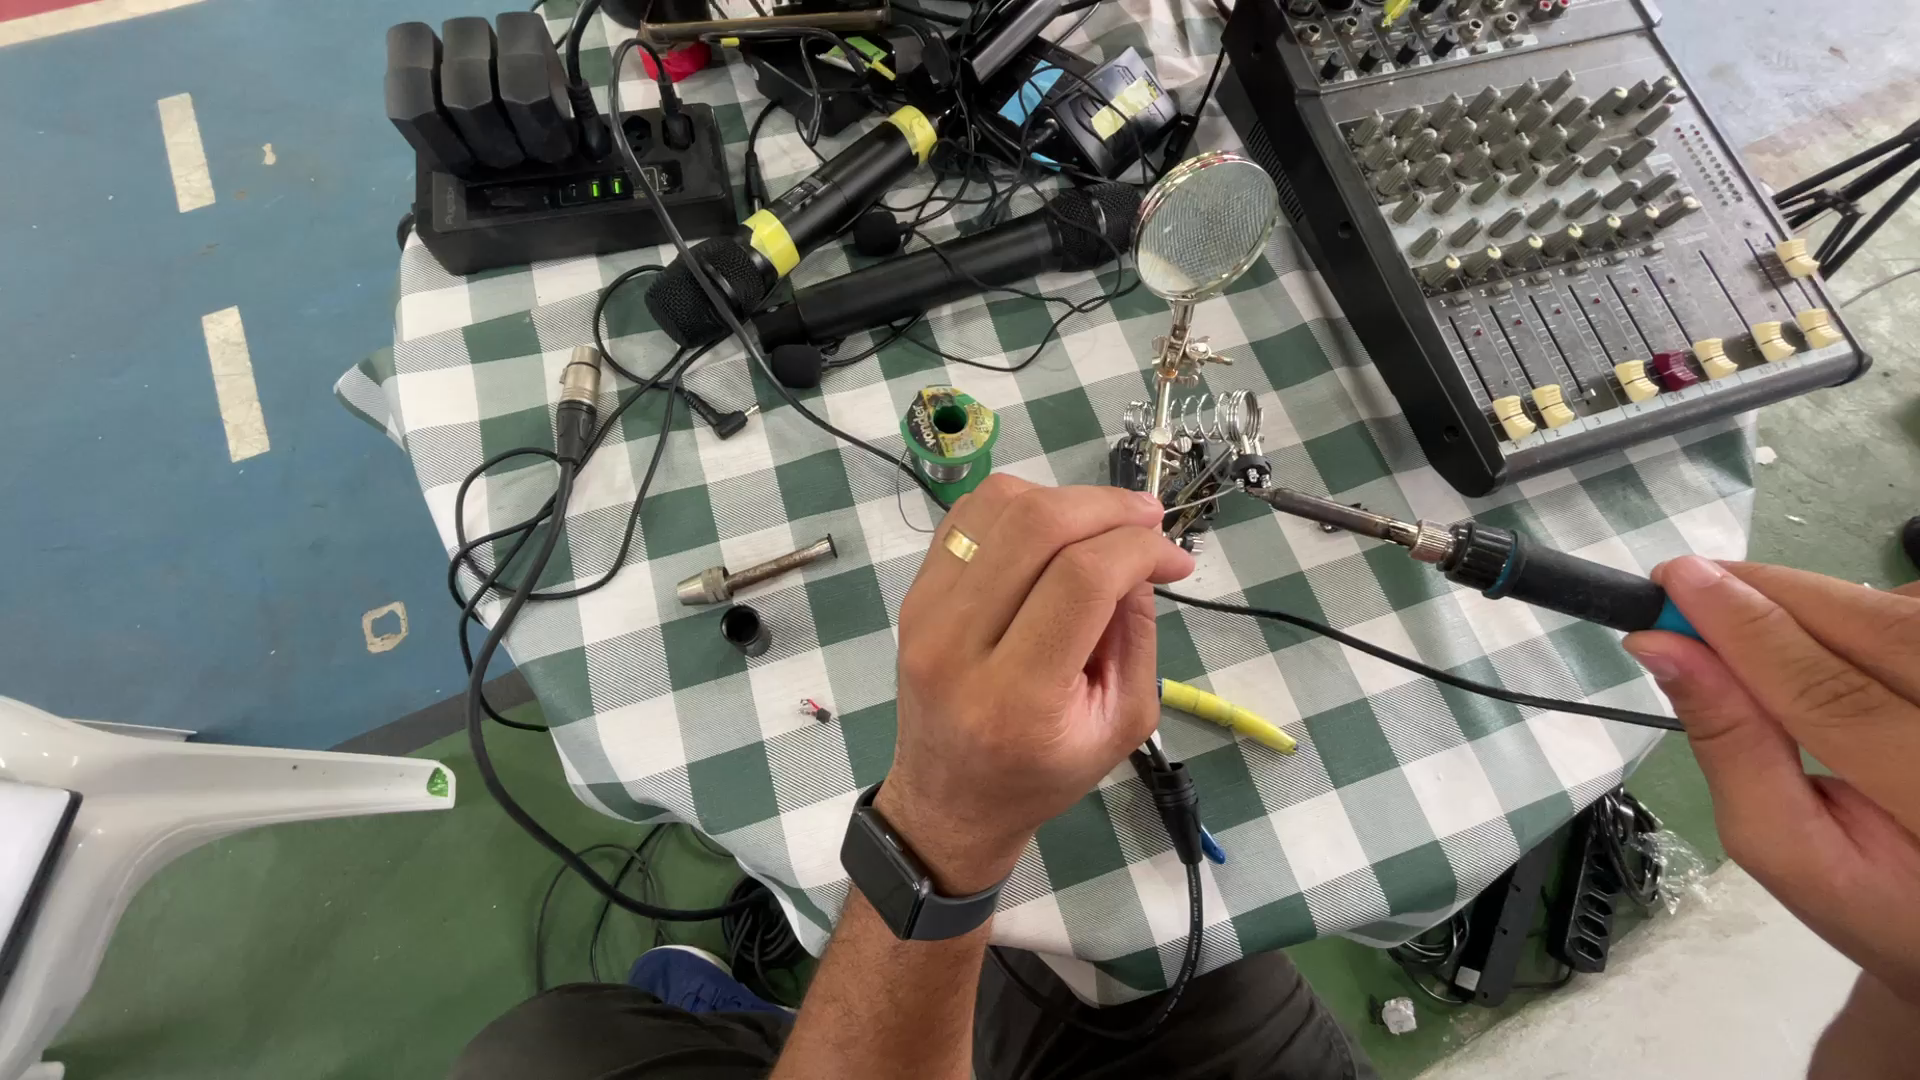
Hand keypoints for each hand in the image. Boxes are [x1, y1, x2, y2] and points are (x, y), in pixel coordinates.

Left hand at [877, 476, 1195, 894]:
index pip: (1082, 577)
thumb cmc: (1040, 774)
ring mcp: (925, 611)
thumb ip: (1137, 634)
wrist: (949, 799)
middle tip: (1146, 519)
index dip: (1139, 549)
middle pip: (1035, 524)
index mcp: (1017, 695)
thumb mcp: (1119, 724)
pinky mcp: (914, 594)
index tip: (1174, 559)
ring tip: (1099, 526)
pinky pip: (968, 515)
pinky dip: (1019, 506)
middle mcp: (958, 642)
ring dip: (1063, 499)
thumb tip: (1140, 555)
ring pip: (998, 504)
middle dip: (1106, 506)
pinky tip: (1050, 532)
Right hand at [1623, 558, 1919, 1002]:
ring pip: (1916, 616)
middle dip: (1779, 594)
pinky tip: (1839, 644)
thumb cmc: (1877, 899)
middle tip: (1690, 580)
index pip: (1834, 698)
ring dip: (1826, 605)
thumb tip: (1659, 648)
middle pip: (1891, 637)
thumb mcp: (1778, 844)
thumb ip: (1726, 745)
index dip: (1748, 630)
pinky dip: (1873, 613)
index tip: (1675, 579)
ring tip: (1762, 630)